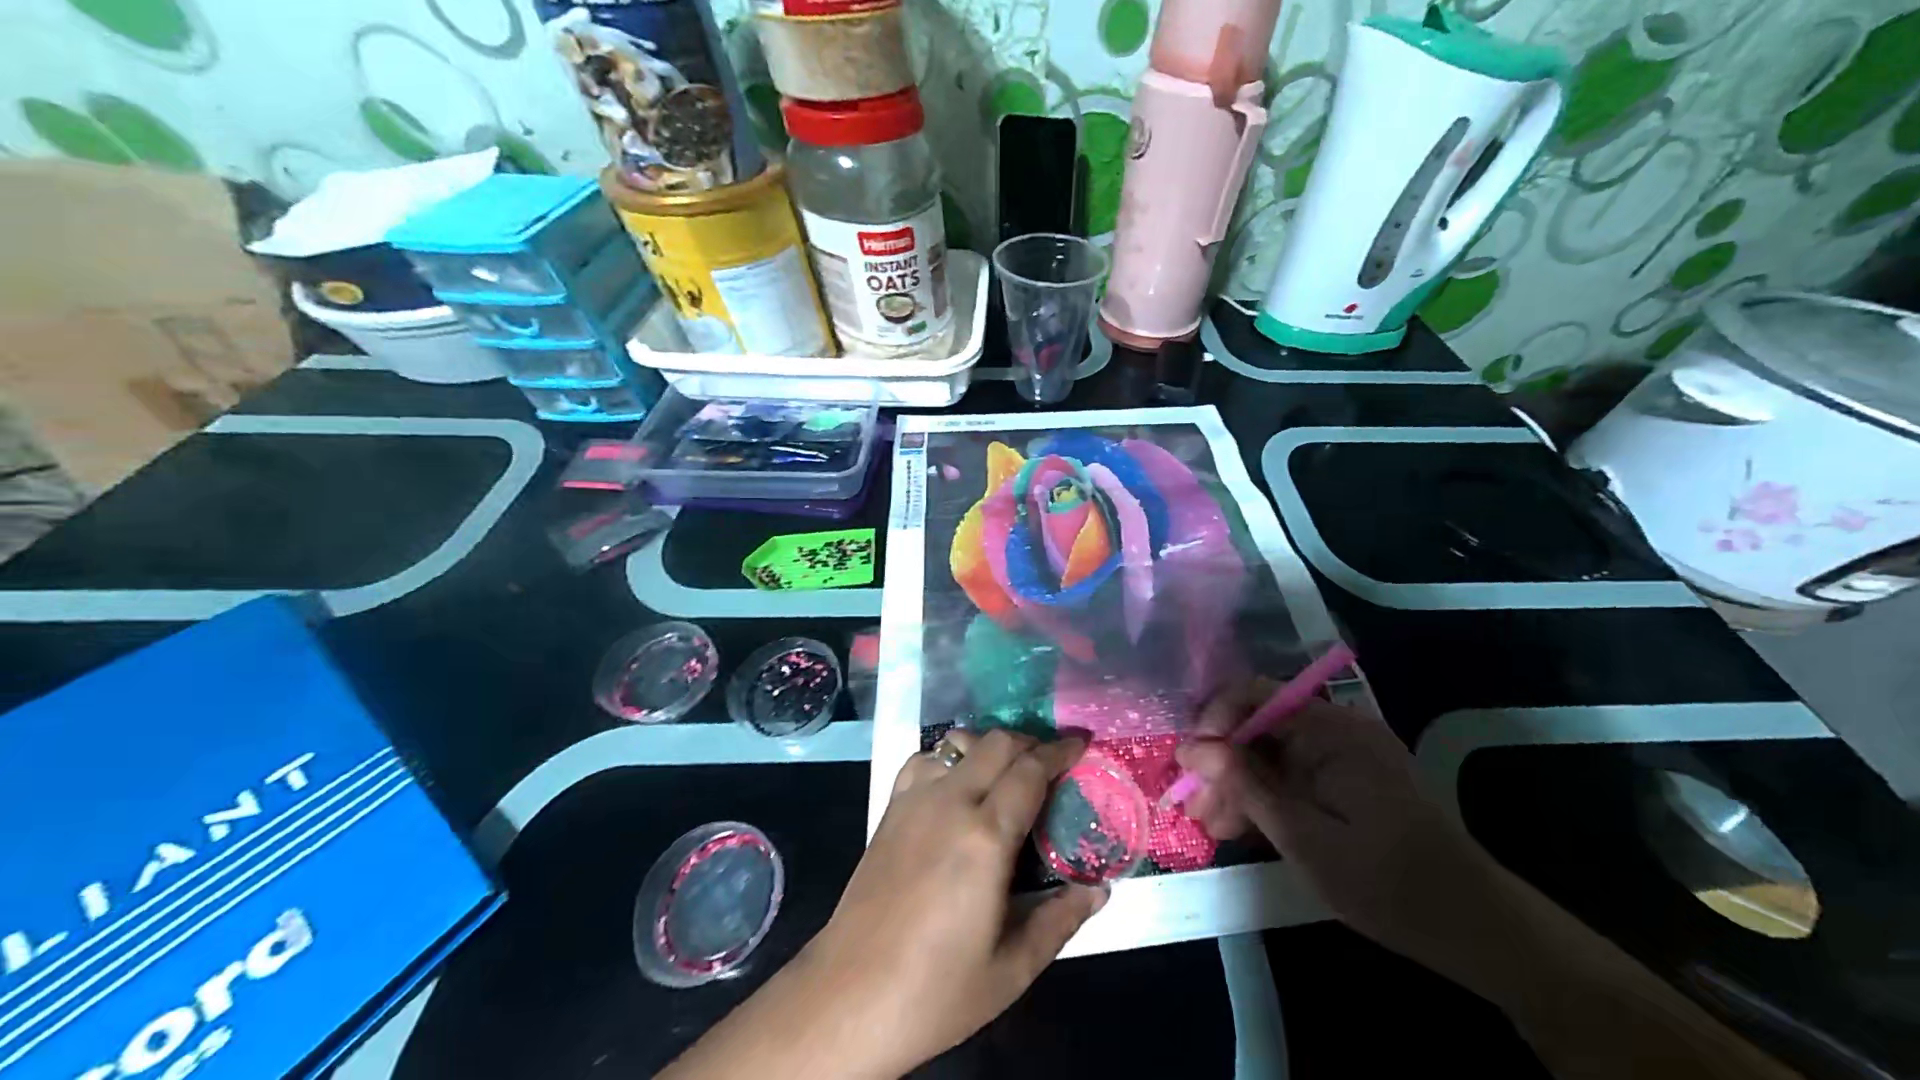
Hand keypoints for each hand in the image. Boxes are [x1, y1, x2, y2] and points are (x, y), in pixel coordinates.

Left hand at [663, 729, 1109, 1079]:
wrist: (850, 995)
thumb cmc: (937, 989)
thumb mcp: (1013, 967)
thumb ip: (1060, 919)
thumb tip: (1099, 889)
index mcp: (985, 836)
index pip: (1030, 770)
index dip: (1060, 751)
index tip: (1082, 744)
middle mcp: (949, 803)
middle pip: (995, 743)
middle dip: (1030, 742)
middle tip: (1053, 762)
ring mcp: (913, 802)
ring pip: (957, 744)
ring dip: (989, 747)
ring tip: (1009, 773)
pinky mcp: (889, 811)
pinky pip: (924, 761)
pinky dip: (950, 758)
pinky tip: (959, 786)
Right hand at [1174, 686, 1806, 1079]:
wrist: (1473, 927)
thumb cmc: (1386, 881)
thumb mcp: (1303, 836)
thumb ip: (1246, 784)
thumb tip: (1192, 746)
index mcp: (1332, 731)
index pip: (1256, 695)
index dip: (1214, 719)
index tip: (1188, 760)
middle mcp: (1335, 732)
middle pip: (1258, 727)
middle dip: (1219, 762)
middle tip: (1189, 803)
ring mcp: (1341, 757)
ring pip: (1270, 755)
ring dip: (1236, 784)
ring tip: (1206, 823)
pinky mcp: (1344, 781)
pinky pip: (1291, 775)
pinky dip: (1264, 797)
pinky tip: (1236, 826)